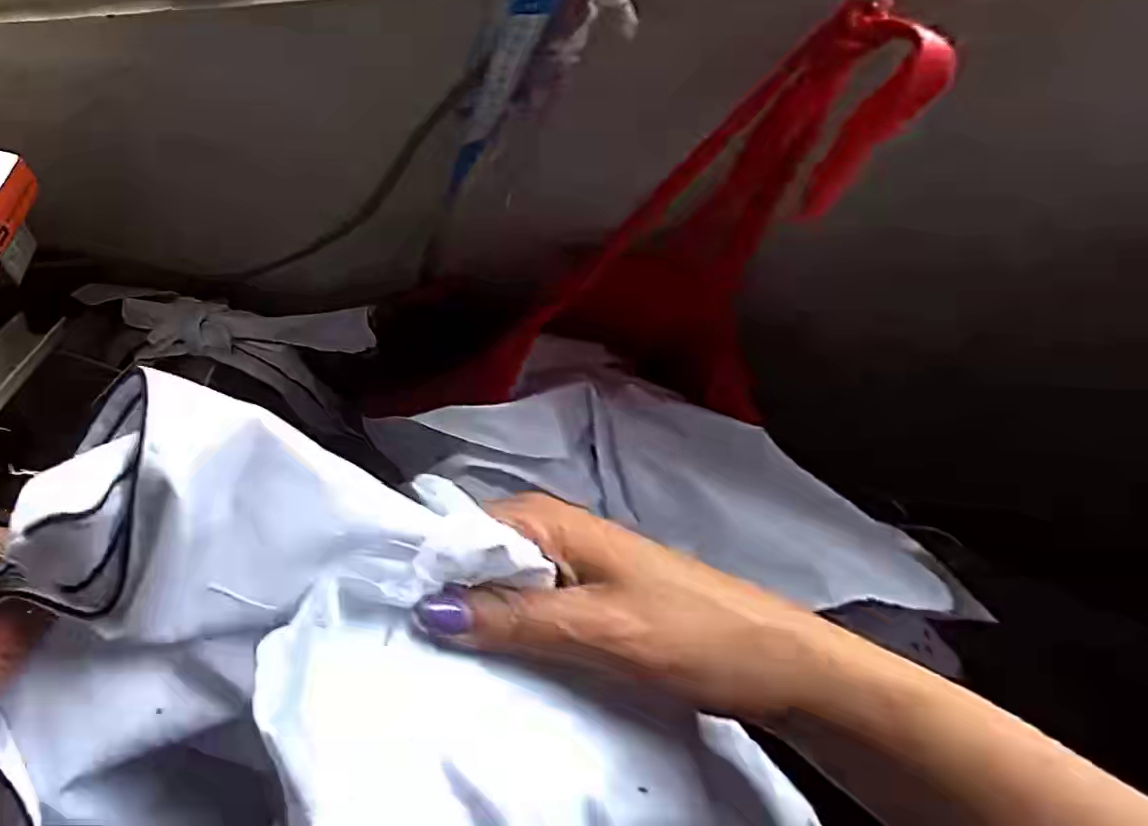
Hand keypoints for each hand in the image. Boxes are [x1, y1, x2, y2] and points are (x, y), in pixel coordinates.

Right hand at [412, 492, 850, 721]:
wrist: (786, 666)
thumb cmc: (693, 633)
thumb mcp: (598, 629)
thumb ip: (511, 618)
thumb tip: (428, 610)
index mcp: (540, 515)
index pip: (457, 527)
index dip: (425, 561)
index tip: (395, 601)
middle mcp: (542, 525)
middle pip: (469, 552)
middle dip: (443, 588)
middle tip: (414, 631)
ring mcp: (559, 556)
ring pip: (492, 578)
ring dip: (471, 608)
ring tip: (440, 643)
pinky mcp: (574, 587)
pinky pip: (517, 597)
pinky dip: (499, 620)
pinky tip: (487, 646)